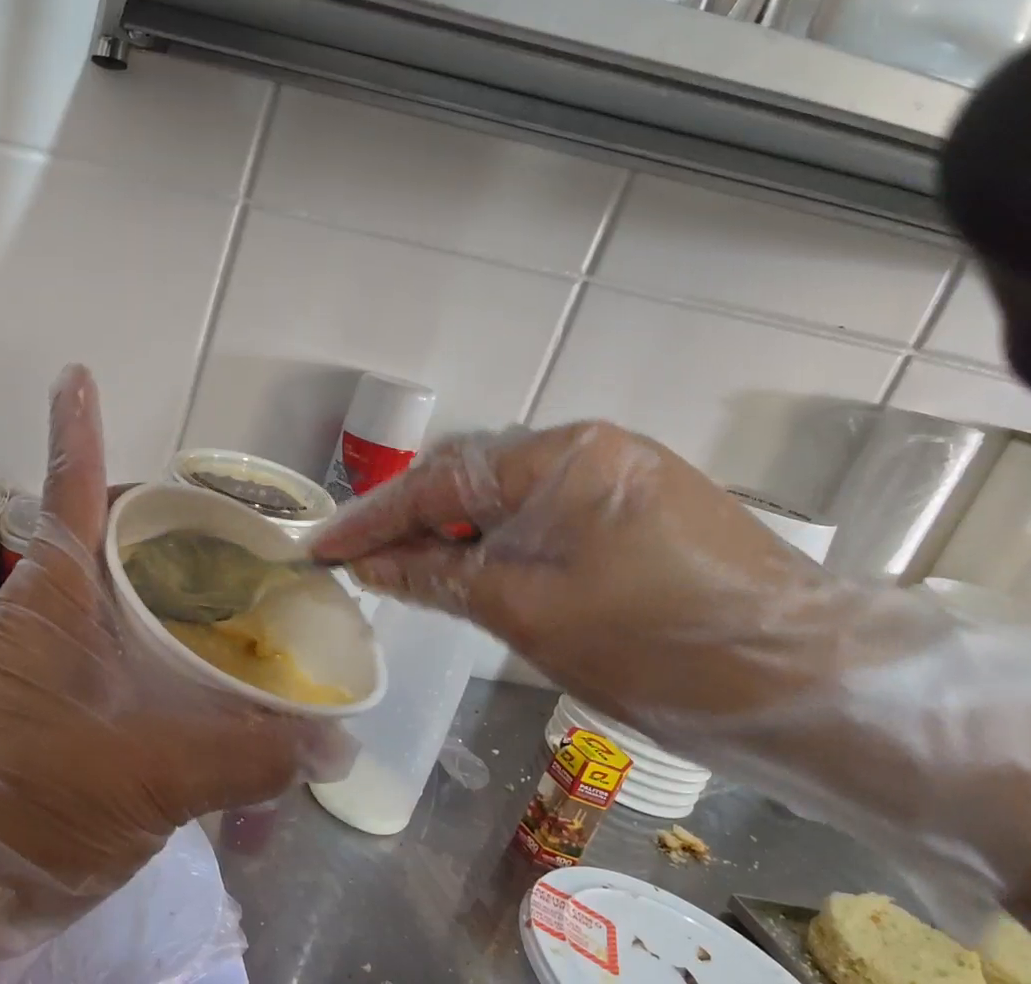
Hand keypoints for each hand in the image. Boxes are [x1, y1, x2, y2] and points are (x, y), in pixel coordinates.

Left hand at [0, 365, 349, 895]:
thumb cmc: (36, 798)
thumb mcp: (152, 775)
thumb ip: (248, 756)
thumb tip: (334, 744)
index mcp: (53, 595)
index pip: (69, 490)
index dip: (78, 428)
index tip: (76, 375)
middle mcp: (45, 609)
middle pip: (100, 533)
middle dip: (154, 515)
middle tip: (227, 521)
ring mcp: (45, 653)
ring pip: (107, 590)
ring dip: (158, 580)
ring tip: (231, 584)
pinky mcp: (53, 696)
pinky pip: (110, 642)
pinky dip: (152, 638)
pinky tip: (200, 661)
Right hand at [310, 421, 1030, 936]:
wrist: (817, 688)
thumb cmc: (656, 646)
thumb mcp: (527, 613)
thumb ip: (437, 576)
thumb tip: (369, 566)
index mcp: (561, 457)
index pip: (438, 483)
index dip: (372, 518)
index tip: (319, 548)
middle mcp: (591, 449)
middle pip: (471, 481)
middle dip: (409, 522)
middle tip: (357, 562)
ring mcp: (623, 476)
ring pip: (507, 500)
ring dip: (453, 535)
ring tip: (405, 572)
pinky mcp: (645, 509)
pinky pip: (546, 515)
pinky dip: (500, 543)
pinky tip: (475, 572)